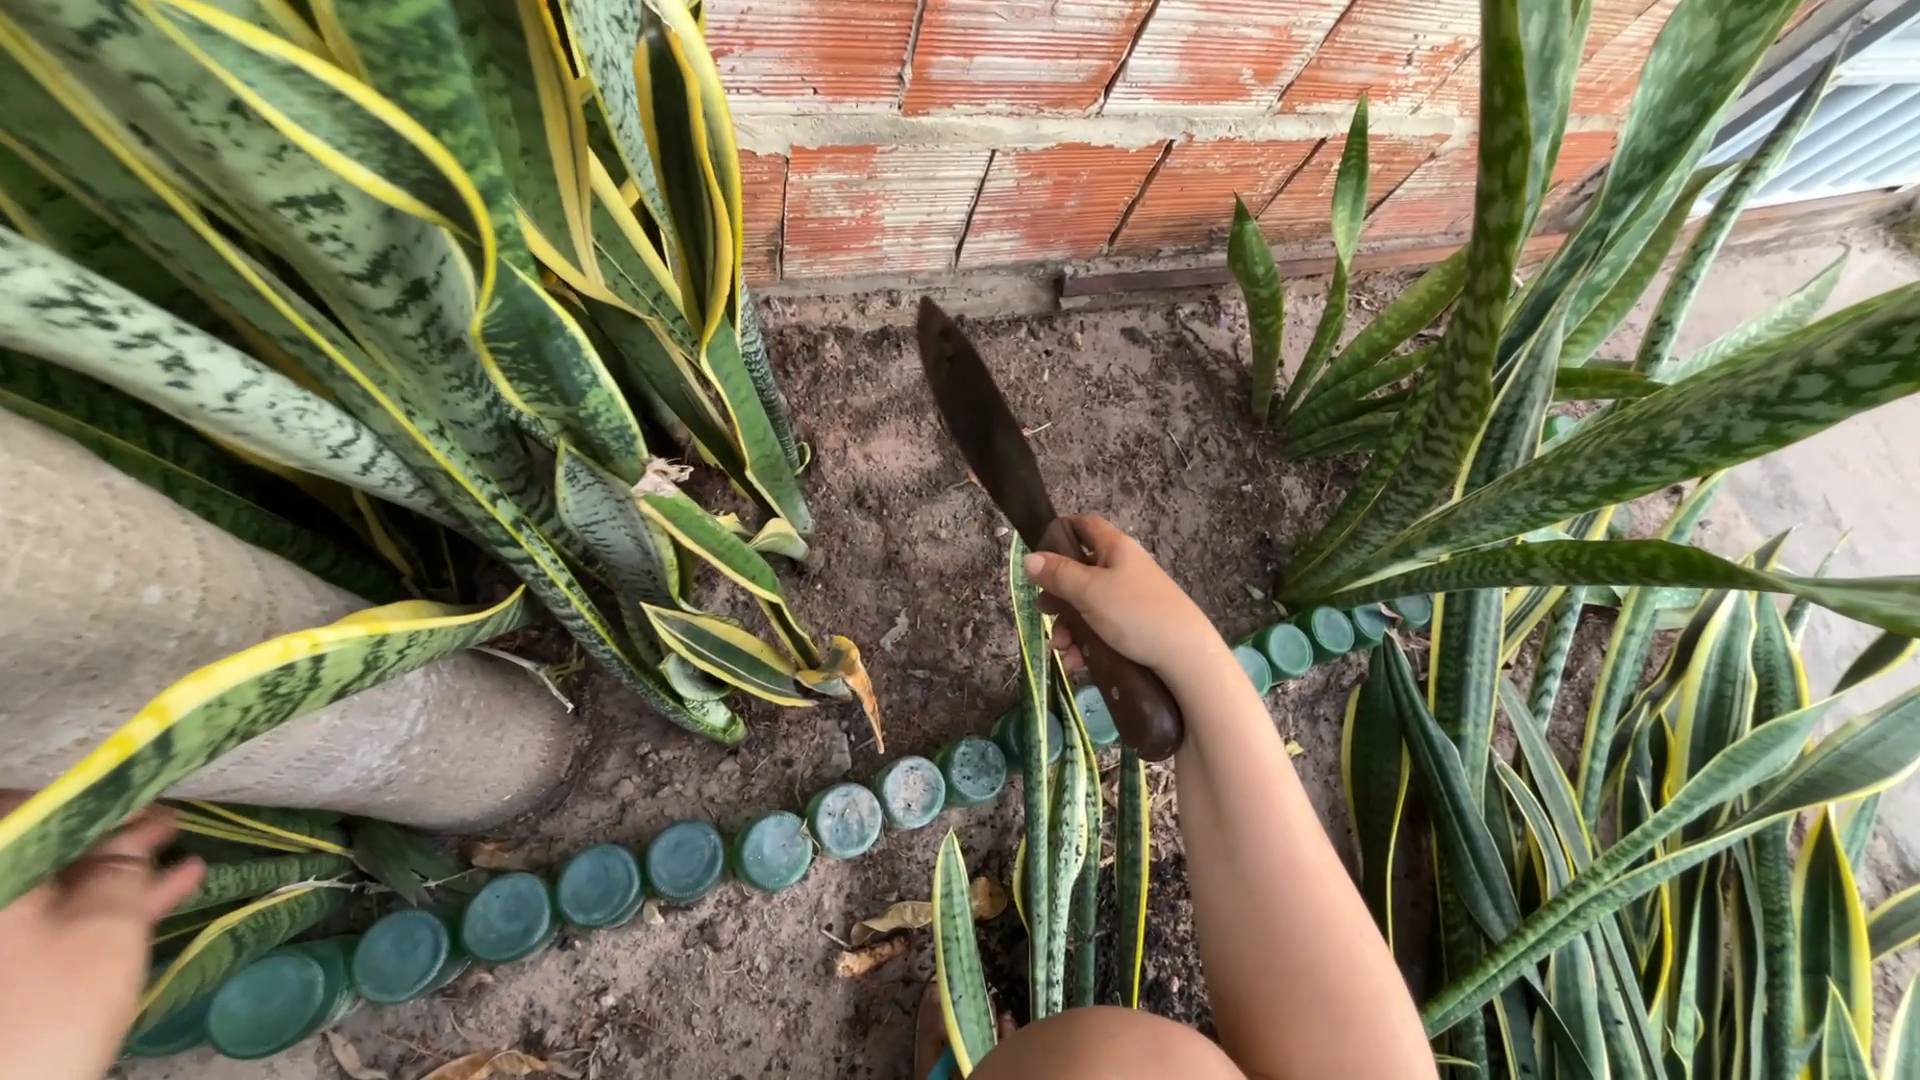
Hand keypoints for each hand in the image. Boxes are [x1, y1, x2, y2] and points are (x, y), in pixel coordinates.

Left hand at [0, 798, 202, 1079]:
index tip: (143, 782)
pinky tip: (170, 886)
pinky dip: (103, 902)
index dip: (91, 793)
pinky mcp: (13, 971)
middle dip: (107, 830)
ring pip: (54, 886)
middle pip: (41, 850)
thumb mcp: (104, 927)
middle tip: (165, 812)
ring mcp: (4, 938)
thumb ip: (121, 869)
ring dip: (115, 865)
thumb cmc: (50, 1004)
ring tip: (178, 845)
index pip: (28, 812)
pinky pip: (52, 920)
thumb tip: (135, 829)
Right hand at [1022, 515, 1222, 676]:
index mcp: (1116, 549)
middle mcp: (1124, 568)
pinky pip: (1101, 628)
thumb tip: (1029, 558)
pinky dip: (1085, 643)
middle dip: (1057, 596)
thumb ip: (1058, 575)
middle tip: (1045, 613)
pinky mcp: (1135, 627)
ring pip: (1087, 605)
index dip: (1060, 534)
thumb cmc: (1136, 614)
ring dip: (1068, 626)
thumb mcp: (1090, 592)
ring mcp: (1130, 599)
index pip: (1085, 526)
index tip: (1039, 557)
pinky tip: (1077, 661)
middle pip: (1080, 572)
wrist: (1187, 658)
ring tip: (1062, 649)